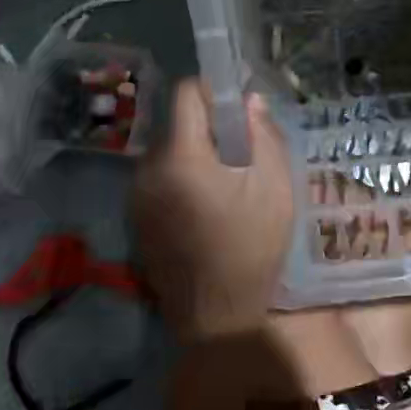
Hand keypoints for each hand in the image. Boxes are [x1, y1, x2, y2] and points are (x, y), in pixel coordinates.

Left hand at [131, 79, 293, 341]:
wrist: (215, 317)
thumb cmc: (251, 249)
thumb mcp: (275, 188)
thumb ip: (263, 136)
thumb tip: (249, 102)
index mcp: (180, 157)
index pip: (185, 94)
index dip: (214, 92)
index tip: (238, 112)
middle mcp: (146, 170)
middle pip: (176, 125)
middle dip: (208, 129)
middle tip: (241, 155)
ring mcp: (136, 197)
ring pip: (167, 154)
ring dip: (194, 157)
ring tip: (225, 188)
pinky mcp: (135, 219)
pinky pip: (159, 181)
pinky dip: (181, 181)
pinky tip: (205, 212)